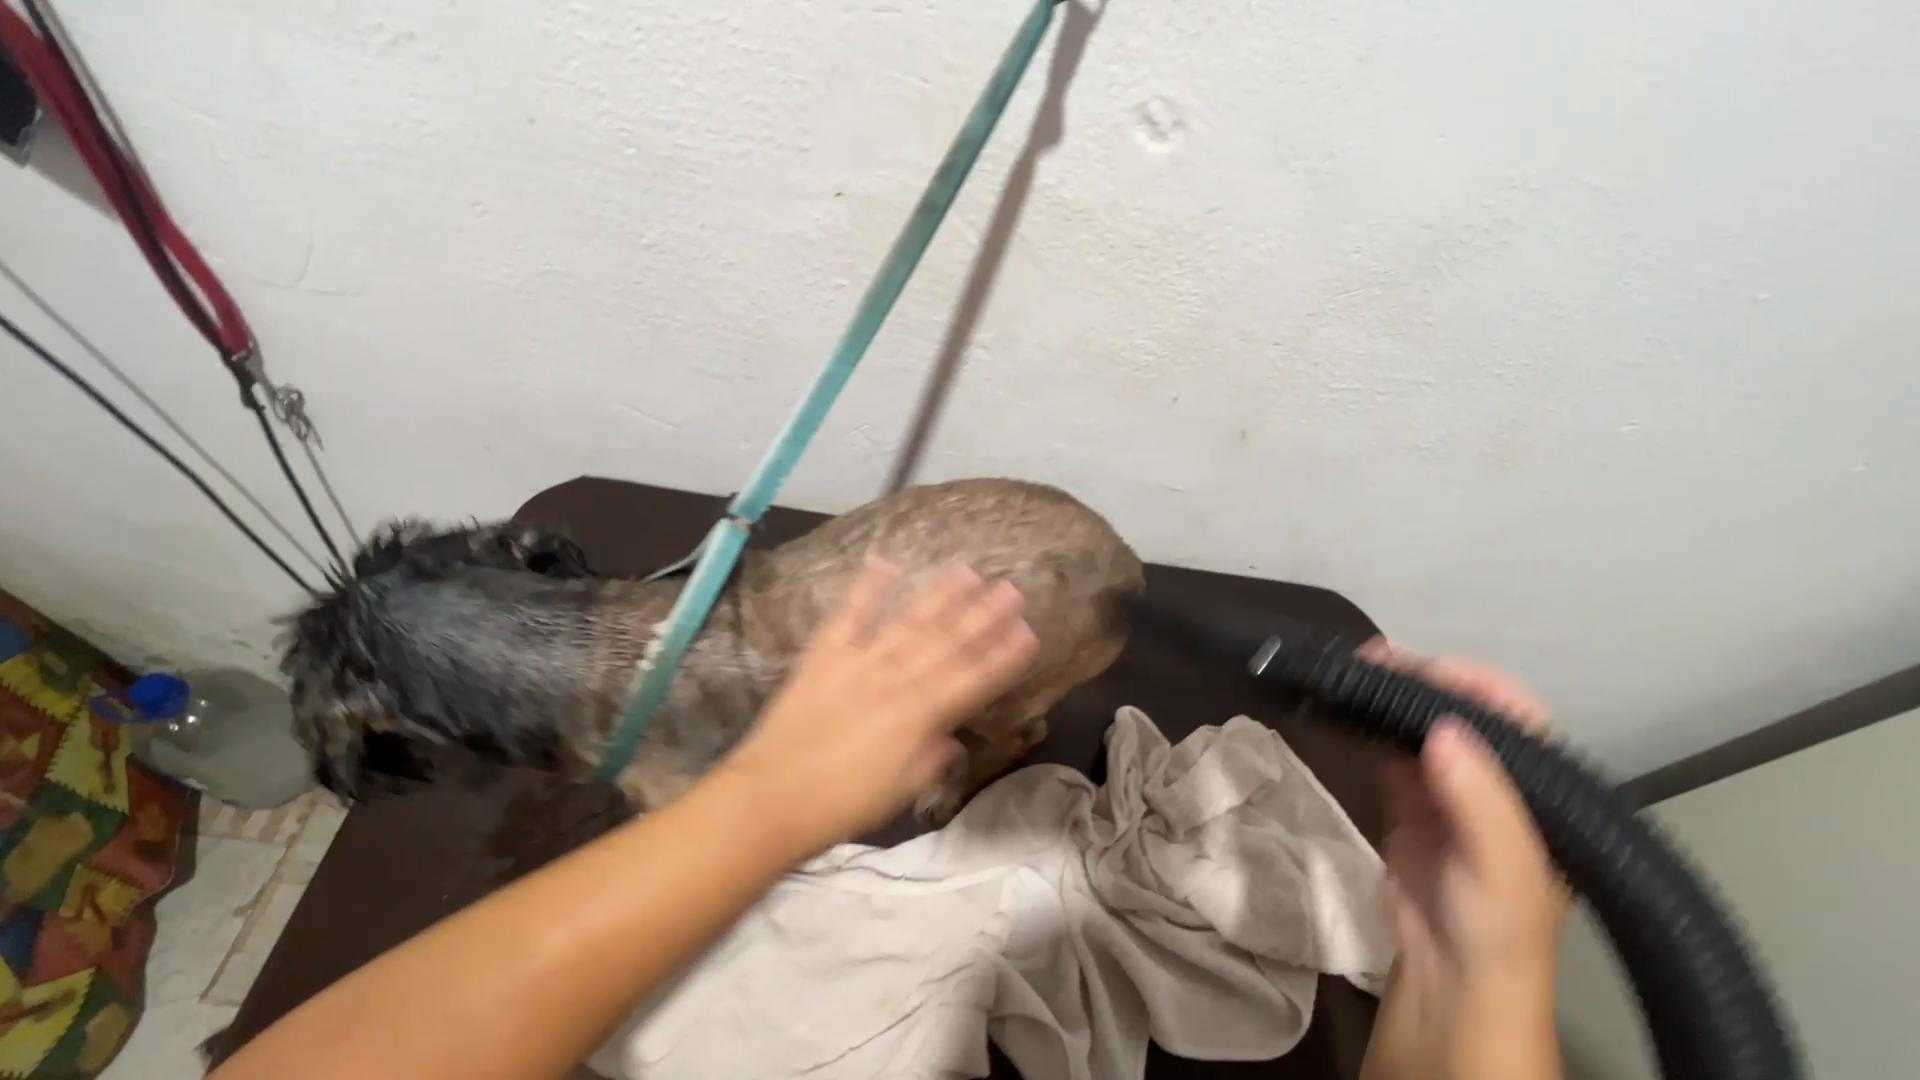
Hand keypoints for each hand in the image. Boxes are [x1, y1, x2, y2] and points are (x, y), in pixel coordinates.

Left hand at [720, 558, 1038, 855]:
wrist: (770, 799)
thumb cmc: (840, 807)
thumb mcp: (898, 793)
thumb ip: (928, 760)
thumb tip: (949, 737)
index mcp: (919, 718)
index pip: (972, 680)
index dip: (1002, 656)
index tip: (1028, 632)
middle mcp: (896, 682)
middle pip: (948, 643)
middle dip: (983, 616)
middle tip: (1011, 589)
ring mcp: (859, 663)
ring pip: (908, 622)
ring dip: (939, 595)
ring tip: (966, 569)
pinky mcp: (824, 656)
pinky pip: (849, 616)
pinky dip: (867, 588)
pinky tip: (886, 562)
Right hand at [1361, 642, 1567, 1079]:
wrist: (1449, 984)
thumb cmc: (1496, 931)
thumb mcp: (1505, 872)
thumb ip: (1483, 803)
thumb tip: (1444, 729)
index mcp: (1539, 790)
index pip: (1512, 714)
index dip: (1468, 681)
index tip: (1413, 664)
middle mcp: (1498, 783)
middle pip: (1462, 711)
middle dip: (1420, 679)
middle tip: (1371, 659)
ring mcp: (1452, 794)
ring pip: (1423, 727)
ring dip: (1391, 698)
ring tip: (1353, 673)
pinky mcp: (1411, 807)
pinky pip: (1392, 754)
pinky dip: (1372, 728)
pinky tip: (1350, 710)